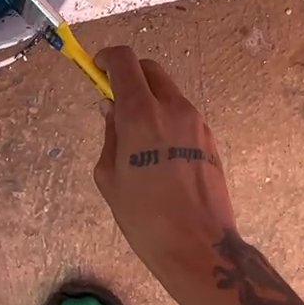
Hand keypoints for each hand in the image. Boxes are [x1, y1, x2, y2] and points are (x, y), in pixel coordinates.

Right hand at [92, 46, 303, 304]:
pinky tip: (156, 149)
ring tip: (134, 131)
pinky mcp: (209, 138)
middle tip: (112, 99)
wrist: (199, 246)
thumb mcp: (109, 176)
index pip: (124, 61)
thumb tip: (111, 109)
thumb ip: (110, 134)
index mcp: (141, 114)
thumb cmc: (144, 216)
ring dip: (148, 96)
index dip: (106, 58)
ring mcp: (196, 122)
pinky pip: (181, 112)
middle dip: (128, 74)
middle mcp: (172, 108)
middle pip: (149, 68)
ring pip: (167, 90)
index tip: (94, 69)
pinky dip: (164, 115)